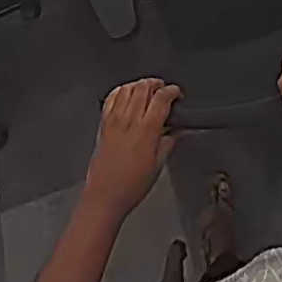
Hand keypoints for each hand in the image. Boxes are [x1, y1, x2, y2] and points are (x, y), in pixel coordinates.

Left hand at [82, 78, 179, 216]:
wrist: (104, 197)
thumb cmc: (132, 186)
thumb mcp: (158, 164)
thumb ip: (169, 142)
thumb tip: (178, 130)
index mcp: (146, 131)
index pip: (161, 98)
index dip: (172, 91)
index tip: (177, 93)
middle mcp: (129, 122)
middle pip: (143, 88)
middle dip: (156, 84)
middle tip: (163, 89)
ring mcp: (114, 122)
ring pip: (126, 89)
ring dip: (139, 85)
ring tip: (147, 89)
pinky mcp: (103, 126)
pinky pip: (111, 99)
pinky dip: (120, 91)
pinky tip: (126, 94)